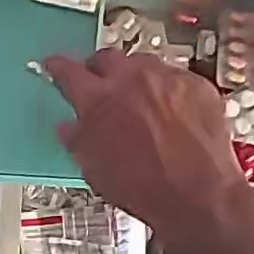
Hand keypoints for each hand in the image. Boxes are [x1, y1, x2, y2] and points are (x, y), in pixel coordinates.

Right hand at [43, 49, 251, 250]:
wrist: (198, 195)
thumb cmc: (146, 189)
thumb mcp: (96, 170)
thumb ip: (78, 140)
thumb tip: (69, 128)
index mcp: (99, 101)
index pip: (68, 71)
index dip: (58, 67)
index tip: (55, 66)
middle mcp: (132, 80)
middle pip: (107, 58)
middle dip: (99, 69)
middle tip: (100, 85)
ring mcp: (167, 79)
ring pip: (143, 64)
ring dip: (135, 78)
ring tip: (138, 104)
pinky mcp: (196, 85)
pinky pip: (174, 77)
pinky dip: (166, 90)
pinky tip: (169, 114)